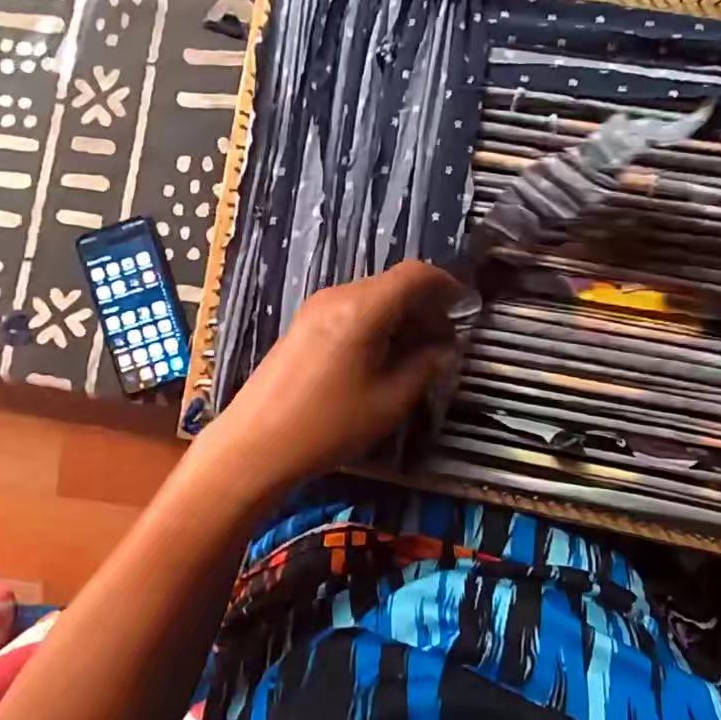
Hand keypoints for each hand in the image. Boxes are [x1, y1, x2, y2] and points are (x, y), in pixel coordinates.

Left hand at [198, 261, 462, 487]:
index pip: (414, 274)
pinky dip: (376, 323)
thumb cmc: (328, 426)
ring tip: (417, 353)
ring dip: (401, 316)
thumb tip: (443, 350)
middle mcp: (337, 296)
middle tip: (445, 340)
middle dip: (425, 306)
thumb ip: (424, 368)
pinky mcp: (303, 324)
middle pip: (393, 284)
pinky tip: (383, 355)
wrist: (255, 445)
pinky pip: (351, 310)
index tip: (465, 307)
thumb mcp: (388, 402)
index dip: (446, 284)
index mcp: (362, 308)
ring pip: (372, 297)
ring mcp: (315, 308)